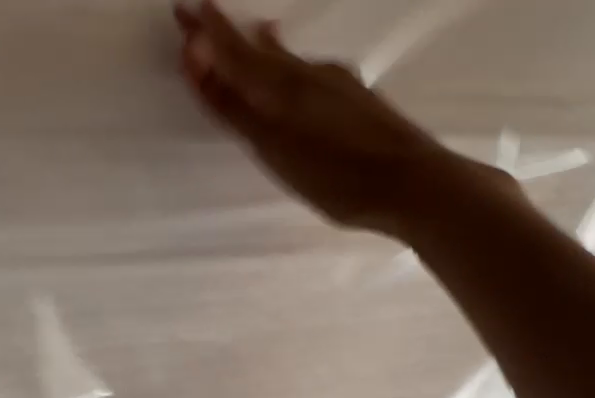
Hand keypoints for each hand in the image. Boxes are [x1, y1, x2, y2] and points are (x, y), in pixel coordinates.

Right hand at [172, 1, 512, 238]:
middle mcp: (307, 74)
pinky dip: (295, 67)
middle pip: (260, 50)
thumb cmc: (335, 174)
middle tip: (205, 16)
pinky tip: (302, 77)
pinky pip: (312, 73)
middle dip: (231, 35)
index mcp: (280, 85)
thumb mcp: (274, 146)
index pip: (234, 51)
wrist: (411, 182)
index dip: (206, 33)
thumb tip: (196, 57)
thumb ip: (234, 107)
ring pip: (290, 59)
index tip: (183, 10)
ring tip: (258, 34)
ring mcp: (337, 84)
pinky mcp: (358, 101)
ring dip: (266, 48)